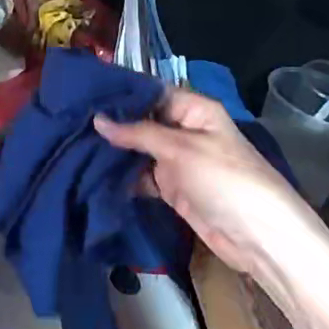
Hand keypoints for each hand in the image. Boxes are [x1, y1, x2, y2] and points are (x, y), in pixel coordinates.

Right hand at [94, 88, 320, 278]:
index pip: (153, 92)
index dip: (122, 93)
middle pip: (144, 121)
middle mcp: (186, 130)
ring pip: (140, 150)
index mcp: (196, 109)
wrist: (258, 236)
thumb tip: (98, 120)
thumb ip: (138, 133)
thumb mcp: (181, 148)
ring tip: (74, 143)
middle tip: (71, 119)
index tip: (85, 92)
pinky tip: (94, 173)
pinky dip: (123, 176)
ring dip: (115, 151)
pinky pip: (143, 176)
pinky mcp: (174, 189)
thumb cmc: (224, 179)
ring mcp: (179, 161)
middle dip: (114, 123)